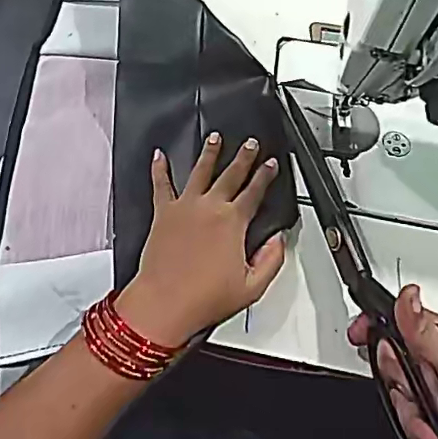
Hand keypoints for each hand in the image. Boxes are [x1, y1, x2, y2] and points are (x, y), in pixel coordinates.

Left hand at [114, 132, 286, 347]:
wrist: (165, 301)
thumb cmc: (204, 297)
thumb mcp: (252, 286)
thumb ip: (271, 259)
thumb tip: (279, 241)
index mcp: (233, 223)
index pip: (254, 192)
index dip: (265, 175)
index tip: (271, 164)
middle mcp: (209, 208)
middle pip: (231, 174)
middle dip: (243, 157)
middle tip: (250, 144)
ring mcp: (184, 207)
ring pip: (200, 171)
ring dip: (209, 153)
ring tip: (214, 138)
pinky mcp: (163, 213)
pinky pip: (161, 184)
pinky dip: (159, 168)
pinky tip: (158, 155)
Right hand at [349, 284, 437, 438]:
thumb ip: (430, 337)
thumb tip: (408, 295)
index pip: (400, 319)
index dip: (375, 325)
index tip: (358, 334)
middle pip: (392, 360)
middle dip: (396, 386)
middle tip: (413, 398)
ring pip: (399, 393)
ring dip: (410, 418)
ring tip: (432, 434)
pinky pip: (411, 419)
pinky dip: (418, 434)